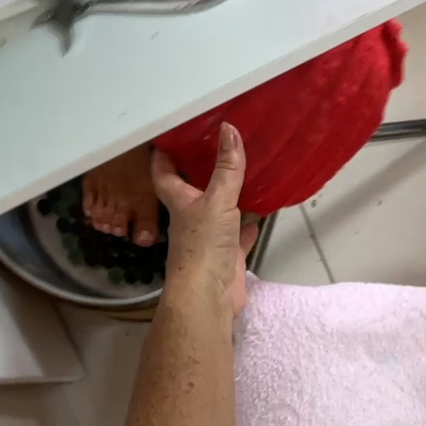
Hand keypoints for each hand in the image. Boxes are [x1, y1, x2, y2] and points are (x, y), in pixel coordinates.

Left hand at [151, 122, 258, 314]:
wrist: (208, 296)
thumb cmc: (202, 247)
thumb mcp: (217, 200)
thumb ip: (227, 168)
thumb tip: (229, 129)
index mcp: (180, 201)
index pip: (165, 172)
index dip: (165, 153)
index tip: (173, 133)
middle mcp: (192, 218)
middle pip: (194, 190)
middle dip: (203, 170)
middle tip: (219, 145)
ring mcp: (210, 238)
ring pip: (220, 211)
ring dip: (230, 196)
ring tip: (246, 171)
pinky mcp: (228, 256)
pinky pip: (239, 235)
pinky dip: (249, 225)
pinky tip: (260, 213)